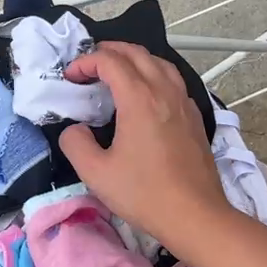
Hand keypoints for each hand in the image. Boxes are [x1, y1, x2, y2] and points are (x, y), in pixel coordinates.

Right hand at [57, 41, 229, 244]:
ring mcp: (183, 102)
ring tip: (117, 71)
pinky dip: (154, 73)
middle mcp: (163, 90)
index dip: (85, 62)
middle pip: (136, 52)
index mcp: (139, 98)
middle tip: (88, 65)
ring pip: (159, 62)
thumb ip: (75, 143)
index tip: (71, 78)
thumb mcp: (96, 173)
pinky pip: (173, 79)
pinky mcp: (194, 116)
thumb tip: (75, 129)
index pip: (109, 61)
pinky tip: (146, 93)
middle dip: (109, 51)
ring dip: (134, 58)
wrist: (195, 215)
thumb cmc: (145, 193)